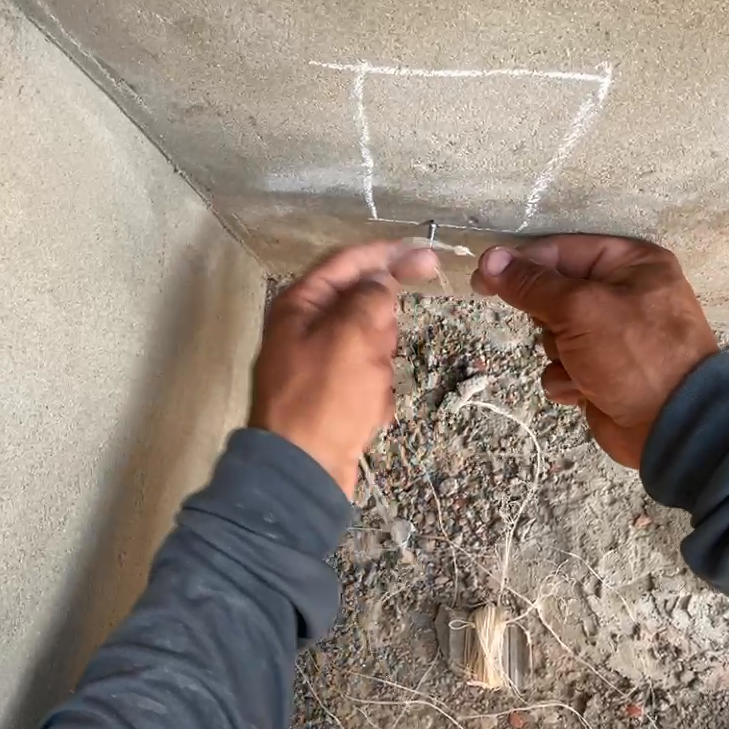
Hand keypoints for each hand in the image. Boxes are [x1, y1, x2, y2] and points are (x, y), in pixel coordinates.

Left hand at [250, 240, 439, 497]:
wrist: (303, 473)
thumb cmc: (324, 400)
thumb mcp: (351, 338)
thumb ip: (370, 298)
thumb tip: (382, 279)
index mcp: (299, 305)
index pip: (349, 262)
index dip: (390, 255)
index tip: (429, 257)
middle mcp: (304, 328)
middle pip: (363, 307)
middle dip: (380, 331)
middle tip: (374, 355)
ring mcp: (318, 363)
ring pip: (371, 345)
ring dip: (379, 368)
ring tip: (365, 393)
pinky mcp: (332, 395)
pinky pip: (368, 380)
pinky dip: (373, 395)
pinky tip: (365, 415)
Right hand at [470, 235, 718, 467]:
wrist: (671, 426)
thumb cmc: (633, 354)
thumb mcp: (579, 309)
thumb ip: (531, 284)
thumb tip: (489, 259)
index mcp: (630, 263)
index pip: (560, 251)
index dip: (520, 265)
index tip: (480, 281)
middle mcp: (622, 293)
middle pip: (552, 294)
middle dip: (548, 318)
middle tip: (560, 331)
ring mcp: (611, 335)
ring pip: (551, 333)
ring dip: (558, 352)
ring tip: (583, 365)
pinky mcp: (600, 370)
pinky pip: (560, 366)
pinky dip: (566, 378)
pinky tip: (586, 389)